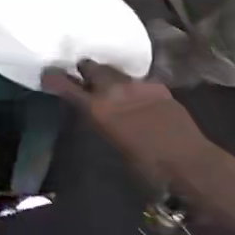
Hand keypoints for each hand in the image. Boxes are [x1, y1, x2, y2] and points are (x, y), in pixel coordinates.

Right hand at [42, 60, 210, 183]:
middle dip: (86, 70)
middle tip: (84, 76)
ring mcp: (137, 85)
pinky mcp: (157, 86)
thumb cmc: (145, 167)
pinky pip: (138, 82)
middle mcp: (113, 90)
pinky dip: (133, 88)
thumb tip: (95, 113)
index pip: (67, 86)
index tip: (47, 74)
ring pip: (116, 71)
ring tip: (111, 87)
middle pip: (92, 67)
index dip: (54, 78)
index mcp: (97, 109)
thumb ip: (100, 122)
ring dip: (110, 77)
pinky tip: (139, 100)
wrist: (187, 161)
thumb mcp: (112, 146)